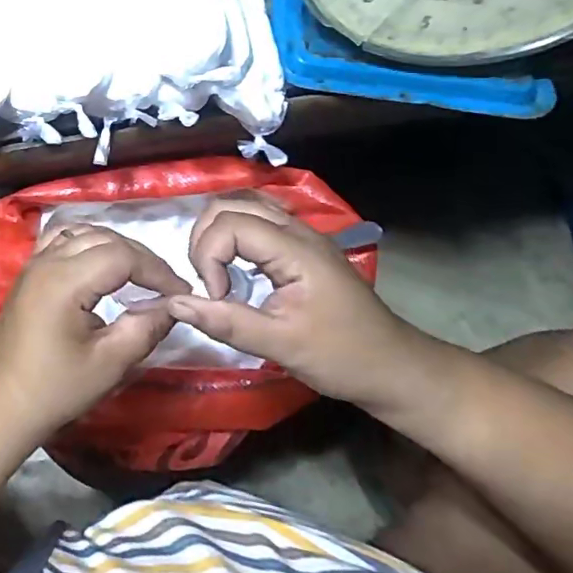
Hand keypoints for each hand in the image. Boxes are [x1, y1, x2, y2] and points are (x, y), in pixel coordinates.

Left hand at [0, 224, 188, 444]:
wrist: (2, 401)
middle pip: (102, 238)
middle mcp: (47, 260)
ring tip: (140, 273)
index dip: (157, 270)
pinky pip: (60, 239)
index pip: (121, 255)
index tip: (182, 294)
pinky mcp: (28, 272)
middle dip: (140, 257)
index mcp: (64, 279)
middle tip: (167, 286)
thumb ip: (144, 328)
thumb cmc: (56, 387)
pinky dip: (86, 242)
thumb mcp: (109, 363)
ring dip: (114, 245)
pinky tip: (100, 262)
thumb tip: (173, 305)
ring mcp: (34, 262)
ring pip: (81, 232)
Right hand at [165, 196, 441, 410]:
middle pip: (229, 204)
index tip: (215, 297)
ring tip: (216, 269)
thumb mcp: (281, 346)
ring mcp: (301, 232)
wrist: (398, 369)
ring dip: (217, 230)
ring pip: (242, 203)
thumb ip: (226, 322)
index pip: (230, 224)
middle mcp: (297, 230)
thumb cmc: (343, 358)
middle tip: (209, 280)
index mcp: (296, 250)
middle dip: (205, 238)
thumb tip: (173, 304)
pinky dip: (233, 230)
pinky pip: (255, 216)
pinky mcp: (300, 243)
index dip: (208, 256)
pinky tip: (234, 261)